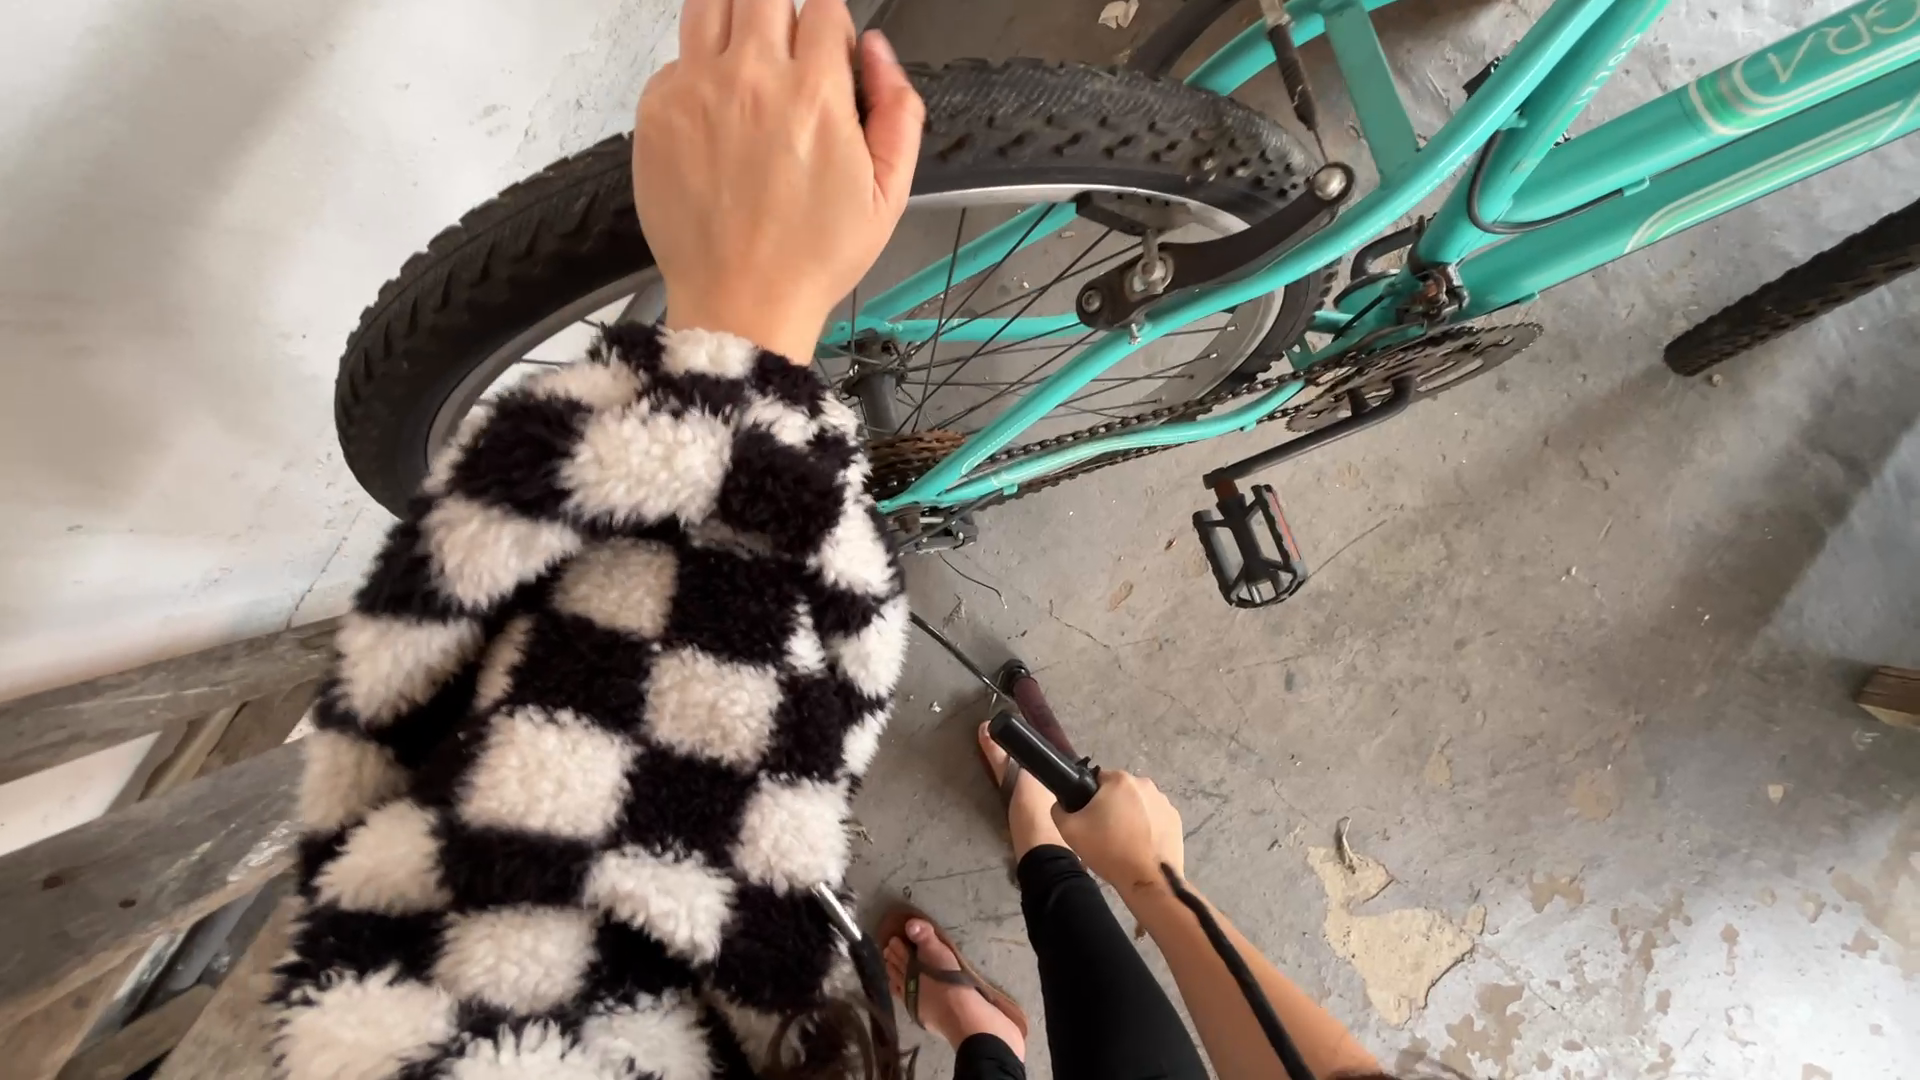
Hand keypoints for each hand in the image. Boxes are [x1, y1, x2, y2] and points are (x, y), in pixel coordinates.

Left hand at [632, 0, 923, 362]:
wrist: (744, 304)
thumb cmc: (817, 259)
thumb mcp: (888, 199)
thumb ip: (899, 113)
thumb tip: (878, 50)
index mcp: (816, 96)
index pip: (823, 7)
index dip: (832, 32)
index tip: (828, 66)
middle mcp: (752, 77)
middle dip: (783, 16)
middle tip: (788, 65)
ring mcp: (696, 89)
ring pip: (711, 3)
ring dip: (736, 22)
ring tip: (749, 72)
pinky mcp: (656, 112)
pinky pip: (677, 59)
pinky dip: (698, 73)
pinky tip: (717, 122)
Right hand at [1052, 770, 1184, 894]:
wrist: (1147, 881)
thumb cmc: (1108, 851)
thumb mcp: (1069, 830)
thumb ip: (1059, 808)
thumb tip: (1064, 803)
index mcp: (1120, 779)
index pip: (1097, 779)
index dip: (1089, 797)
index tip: (1089, 817)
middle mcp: (1145, 784)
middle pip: (1120, 791)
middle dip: (1111, 806)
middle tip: (1104, 832)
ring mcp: (1164, 802)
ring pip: (1138, 804)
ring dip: (1130, 816)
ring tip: (1124, 842)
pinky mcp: (1176, 820)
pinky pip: (1155, 818)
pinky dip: (1148, 827)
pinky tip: (1141, 846)